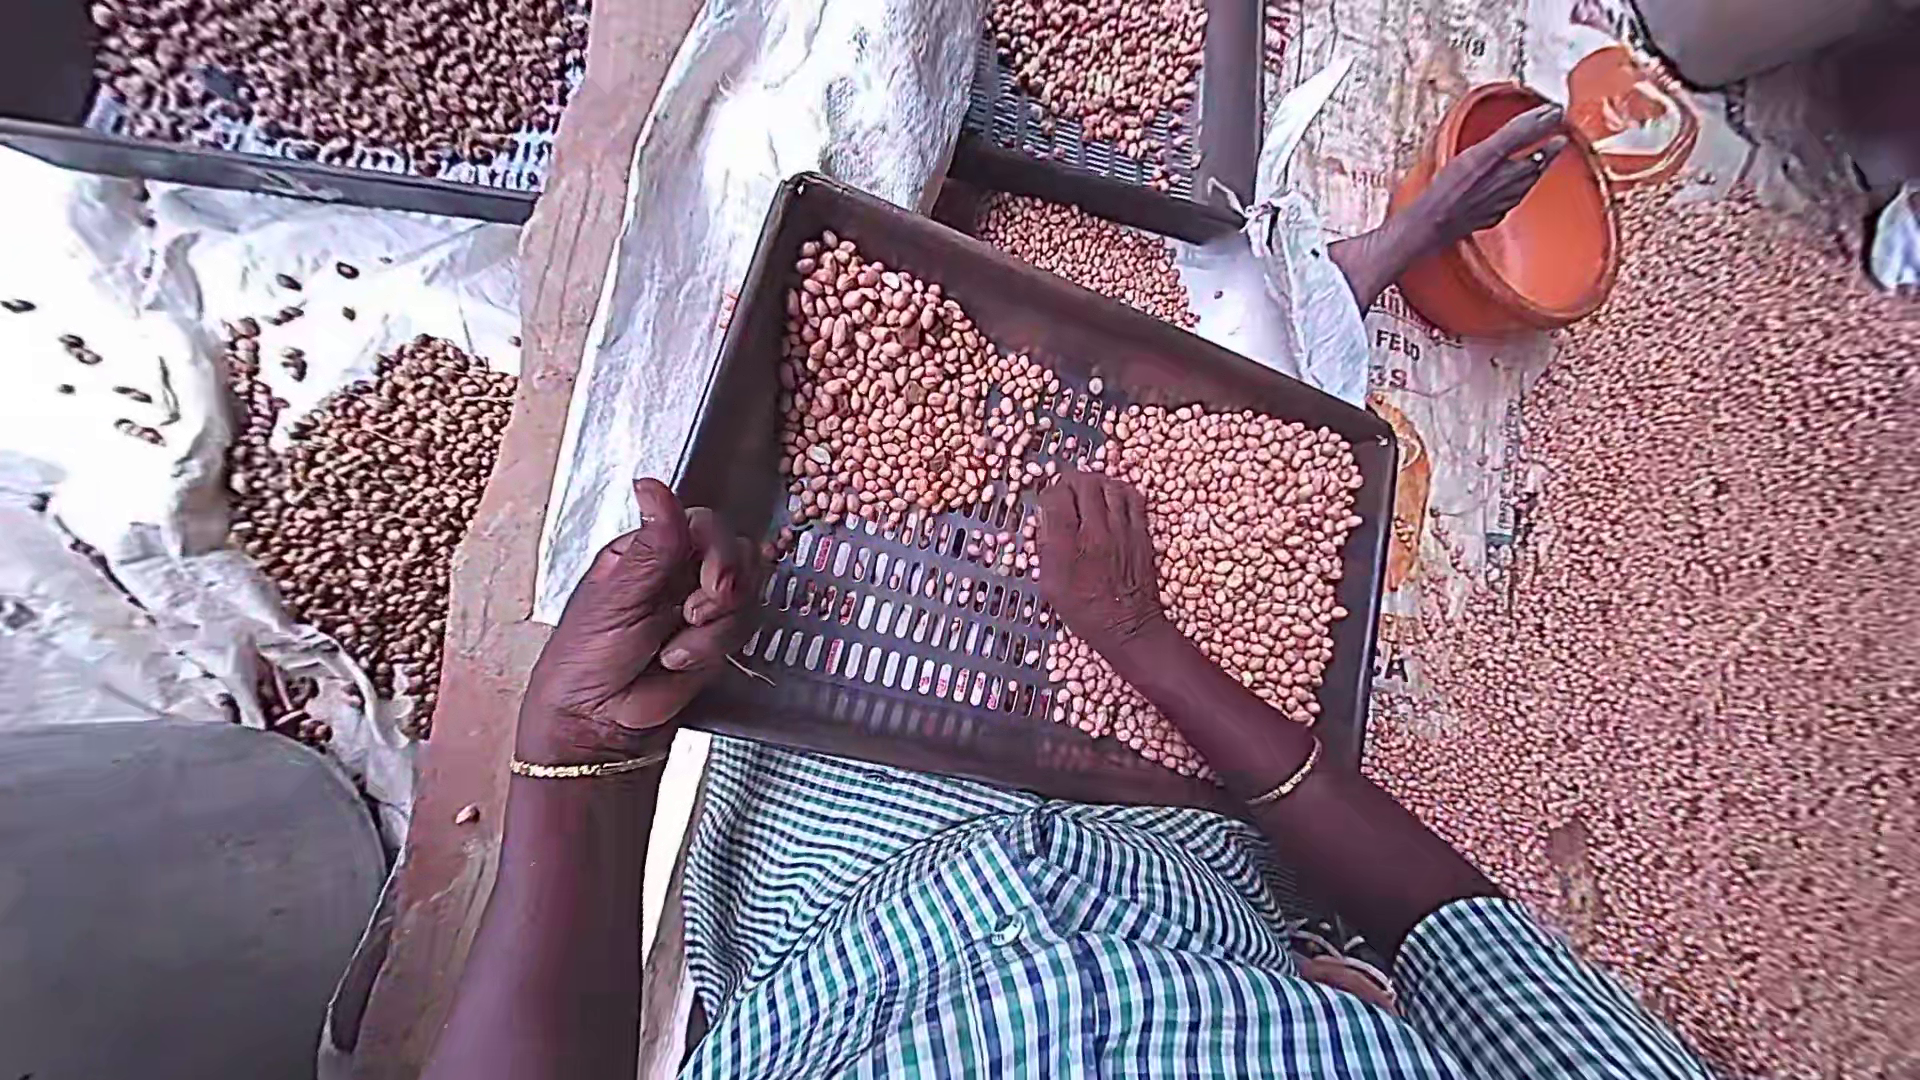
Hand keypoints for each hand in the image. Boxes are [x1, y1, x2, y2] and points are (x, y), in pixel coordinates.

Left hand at [518, 479, 758, 765]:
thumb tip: (651, 485)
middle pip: (736, 552)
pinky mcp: (720, 634)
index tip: (711, 576)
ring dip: (715, 625)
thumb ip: (652, 545)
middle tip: (698, 611)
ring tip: (675, 648)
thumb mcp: (617, 598)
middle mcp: (682, 571)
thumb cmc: (587, 658)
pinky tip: (681, 661)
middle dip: (725, 584)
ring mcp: (704, 603)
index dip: (717, 546)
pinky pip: (746, 624)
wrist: (600, 723)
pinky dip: (715, 646)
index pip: (704, 524)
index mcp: (651, 551)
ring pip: (746, 590)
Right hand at [1037, 470, 1165, 657]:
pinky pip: (1132, 497)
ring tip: (1087, 492)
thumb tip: (1046, 518)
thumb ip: (1046, 547)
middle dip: (1070, 482)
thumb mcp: (1050, 584)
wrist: (1127, 627)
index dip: (1048, 493)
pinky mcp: (1141, 532)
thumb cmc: (1084, 610)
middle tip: (1066, 491)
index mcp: (1067, 546)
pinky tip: (1111, 497)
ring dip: (1094, 483)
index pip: (1055, 498)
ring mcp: (1122, 529)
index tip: (1048, 501)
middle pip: (1082, 483)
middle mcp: (1095, 532)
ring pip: (1108, 484)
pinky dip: (1119, 490)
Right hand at [1416, 103, 1570, 246]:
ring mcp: (1493, 211)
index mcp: (1519, 174)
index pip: (1548, 150)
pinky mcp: (1474, 225)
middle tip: (1542, 146)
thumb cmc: (1450, 192)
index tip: (1555, 127)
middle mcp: (1512, 194)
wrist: (1423, 228)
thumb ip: (1521, 131)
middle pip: (1534, 172)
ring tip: (1517, 170)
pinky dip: (1497, 200)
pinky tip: (1490, 198)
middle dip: (1539, 158)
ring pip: (1516, 191)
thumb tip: (1553, 112)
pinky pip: (1495, 208)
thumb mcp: (1486, 152)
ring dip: (1519, 180)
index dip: (1552, 136)